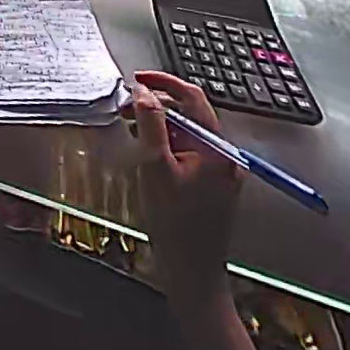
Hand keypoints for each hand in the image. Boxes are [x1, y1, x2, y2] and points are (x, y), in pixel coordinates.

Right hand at [123, 70, 245, 296]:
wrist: (192, 271)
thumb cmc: (175, 223)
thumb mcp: (155, 167)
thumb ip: (150, 125)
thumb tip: (143, 92)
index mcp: (216, 149)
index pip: (193, 98)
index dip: (164, 82)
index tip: (138, 78)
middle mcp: (223, 155)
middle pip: (190, 113)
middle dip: (156, 104)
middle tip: (127, 107)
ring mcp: (219, 169)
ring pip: (186, 130)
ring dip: (158, 123)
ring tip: (132, 127)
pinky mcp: (211, 180)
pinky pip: (187, 148)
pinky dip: (166, 141)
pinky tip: (146, 149)